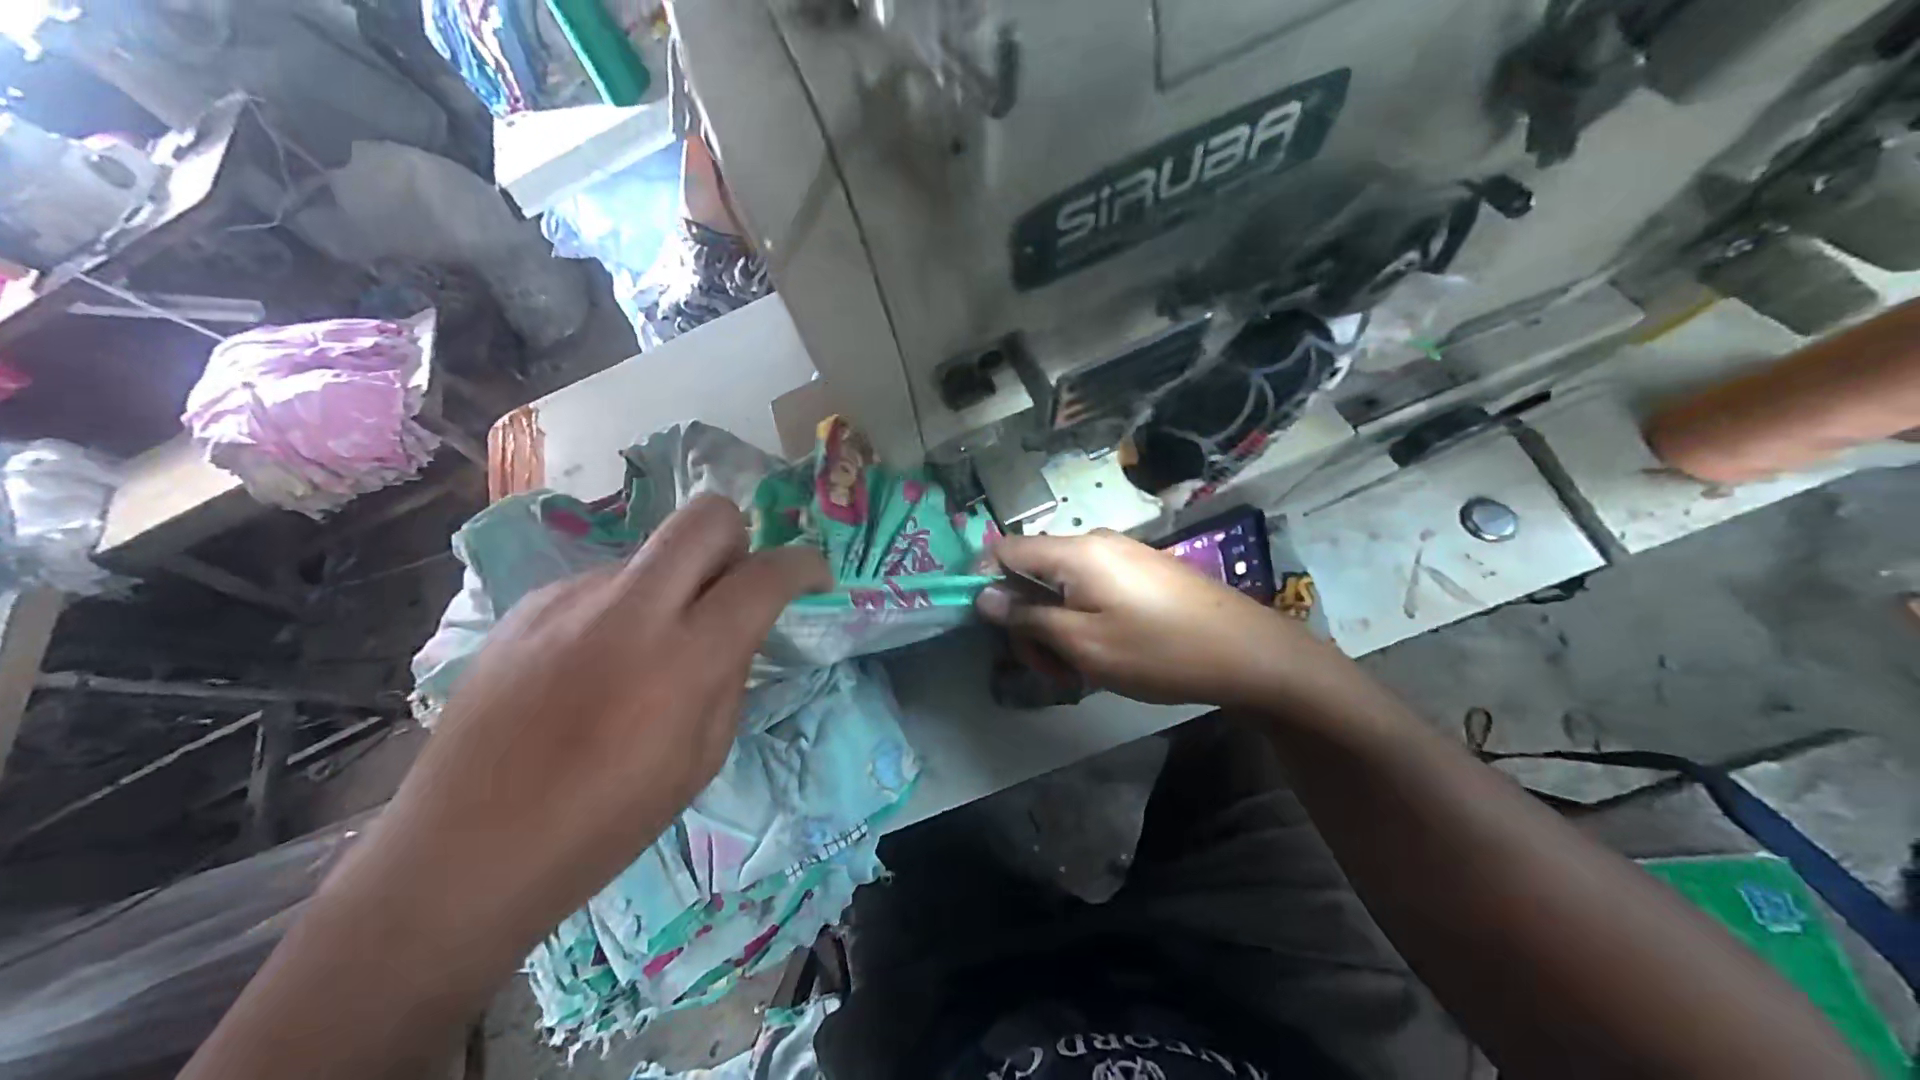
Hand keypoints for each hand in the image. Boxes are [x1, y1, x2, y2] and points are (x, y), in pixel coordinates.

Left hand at [356, 496, 829, 961]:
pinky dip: (625, 608)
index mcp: (684, 658)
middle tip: (735, 589)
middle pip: (707, 517)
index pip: (764, 575)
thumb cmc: (603, 825)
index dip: (804, 565)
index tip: (813, 578)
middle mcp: (630, 607)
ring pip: (653, 554)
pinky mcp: (528, 605)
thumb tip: (739, 629)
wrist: (463, 852)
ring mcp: (571, 597)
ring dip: (676, 585)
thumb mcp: (701, 760)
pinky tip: (597, 665)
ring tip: (650, 653)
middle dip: (740, 539)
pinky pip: (605, 584)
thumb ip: (730, 677)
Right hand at [976, 529, 1330, 709]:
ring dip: (1057, 626)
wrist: (1248, 652)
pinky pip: (1093, 588)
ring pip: (1064, 585)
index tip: (997, 630)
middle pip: (1034, 571)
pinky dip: (1084, 619)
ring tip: (1078, 670)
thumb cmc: (1157, 650)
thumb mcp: (1082, 643)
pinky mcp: (1143, 572)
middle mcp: (1095, 542)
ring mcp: (1123, 555)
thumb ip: (1028, 617)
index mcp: (1075, 552)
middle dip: (1029, 619)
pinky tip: (1104, 652)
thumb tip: (984, 597)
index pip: (1006, 549)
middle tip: (1049, 669)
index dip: (988, 584)